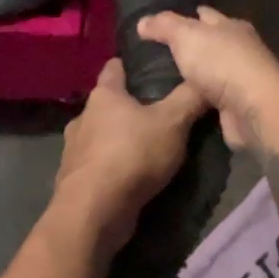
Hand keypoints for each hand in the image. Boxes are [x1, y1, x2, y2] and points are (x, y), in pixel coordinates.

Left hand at [53, 58, 206, 247]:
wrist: (93, 212)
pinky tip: (130, 176)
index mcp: (103, 96)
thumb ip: (190, 98)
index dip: (129, 65)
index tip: (147, 66)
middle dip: (128, 108)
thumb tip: (204, 78)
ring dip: (118, 140)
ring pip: (100, 137)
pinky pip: (97, 167)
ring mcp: (74, 152)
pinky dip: (112, 168)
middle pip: (107, 105)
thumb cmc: (132, 154)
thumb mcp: (173, 122)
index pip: (114, 68)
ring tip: (145, 147)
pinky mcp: (74, 182)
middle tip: (157, 112)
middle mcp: (83, 119)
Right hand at [135, 7, 278, 150]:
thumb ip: (164, 25)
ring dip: (190, 76)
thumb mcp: (187, 35)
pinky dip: (195, 99)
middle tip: (153, 54)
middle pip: (209, 44)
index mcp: (231, 27)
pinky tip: (175, 101)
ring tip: (157, 79)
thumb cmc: (221, 63)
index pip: (205, 16)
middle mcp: (238, 50)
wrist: (252, 110)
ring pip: (208, 73)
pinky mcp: (234, 107)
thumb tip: (142, 21)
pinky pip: (208, 98)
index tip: (162, 23)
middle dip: (187, 47)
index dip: (187, 15)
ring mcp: (237, 80)